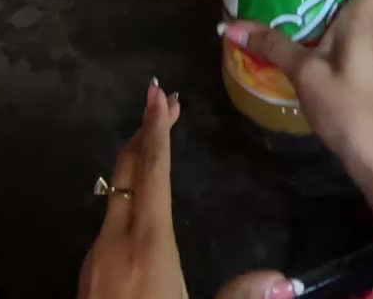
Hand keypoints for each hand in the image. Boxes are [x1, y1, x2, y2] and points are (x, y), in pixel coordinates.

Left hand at [77, 80, 185, 298]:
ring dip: (136, 162)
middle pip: (127, 169)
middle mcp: (113, 242)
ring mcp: (95, 258)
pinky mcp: (88, 276)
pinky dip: (128, 195)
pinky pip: (110, 218)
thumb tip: (284, 279)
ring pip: (115, 192)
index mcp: (145, 247)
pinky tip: (141, 204)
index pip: (151, 171)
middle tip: (165, 102)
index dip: (157, 128)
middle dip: (146, 131)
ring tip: (157, 143)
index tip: (158, 92)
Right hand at [218, 0, 372, 222]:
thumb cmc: (349, 106)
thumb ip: (271, 44)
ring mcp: (372, 52)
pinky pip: (349, 33)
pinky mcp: (366, 70)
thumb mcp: (305, 72)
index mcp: (365, 19)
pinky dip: (329, 24)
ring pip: (355, 12)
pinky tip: (303, 32)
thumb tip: (229, 24)